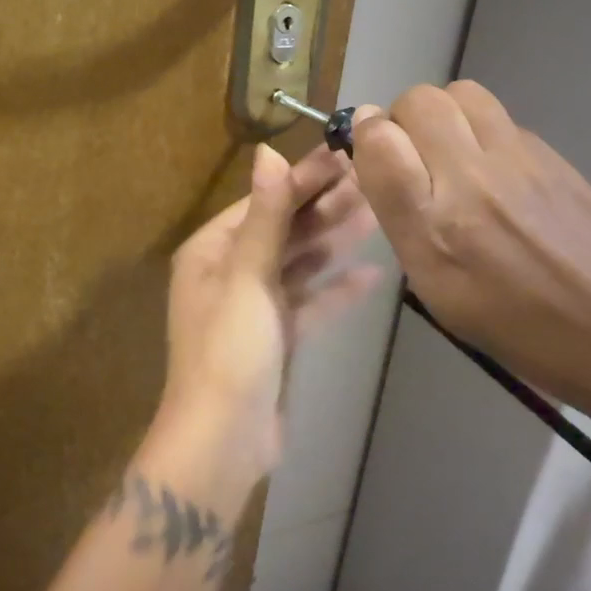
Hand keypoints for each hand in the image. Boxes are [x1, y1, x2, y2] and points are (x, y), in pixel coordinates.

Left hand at [151, 143, 381, 478]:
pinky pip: (309, 303)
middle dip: (324, 206)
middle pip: (283, 230)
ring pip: (299, 264)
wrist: (224, 439)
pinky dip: (336, 290)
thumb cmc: (229, 349)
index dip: (303, 178)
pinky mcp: (277, 338)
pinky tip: (372, 275)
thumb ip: (265, 216)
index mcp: (211, 251)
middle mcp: (229, 271)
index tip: (346, 153)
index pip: (264, 202)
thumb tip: (267, 151)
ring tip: (379, 212)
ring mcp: (254, 306)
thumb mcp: (247, 275)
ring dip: (334, 241)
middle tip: (374, 177)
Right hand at [351, 81, 590, 405]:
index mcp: (439, 219)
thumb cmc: (520, 327)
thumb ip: (400, 211)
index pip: (379, 135)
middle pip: (421, 100)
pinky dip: (485, 134)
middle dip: (403, 119)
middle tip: (411, 161)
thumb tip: (376, 145)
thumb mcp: (436, 286)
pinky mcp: (559, 159)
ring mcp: (526, 159)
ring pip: (465, 96)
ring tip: (451, 160)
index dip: (366, 138)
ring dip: (445, 115)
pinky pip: (505, 122)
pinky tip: (498, 179)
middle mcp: (478, 175)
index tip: (373, 161)